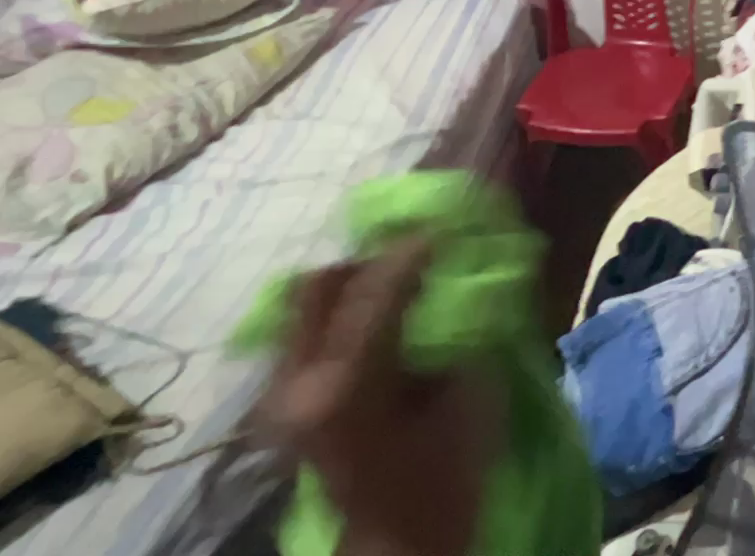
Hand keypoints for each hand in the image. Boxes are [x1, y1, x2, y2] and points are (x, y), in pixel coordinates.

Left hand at [259, 238, 501, 555]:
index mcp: (348, 384)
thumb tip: (470, 278)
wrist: (402, 536)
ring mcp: (282, 393)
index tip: (447, 228)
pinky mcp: (285, 400)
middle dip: (372, 260)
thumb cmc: (450, 469)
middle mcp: (298, 383)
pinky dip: (344, 309)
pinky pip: (308, 329)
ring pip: (306, 304)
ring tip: (404, 280)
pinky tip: (384, 315)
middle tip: (420, 254)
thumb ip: (464, 330)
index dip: (414, 250)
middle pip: (318, 286)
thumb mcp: (472, 392)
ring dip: (356, 282)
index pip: (376, 289)